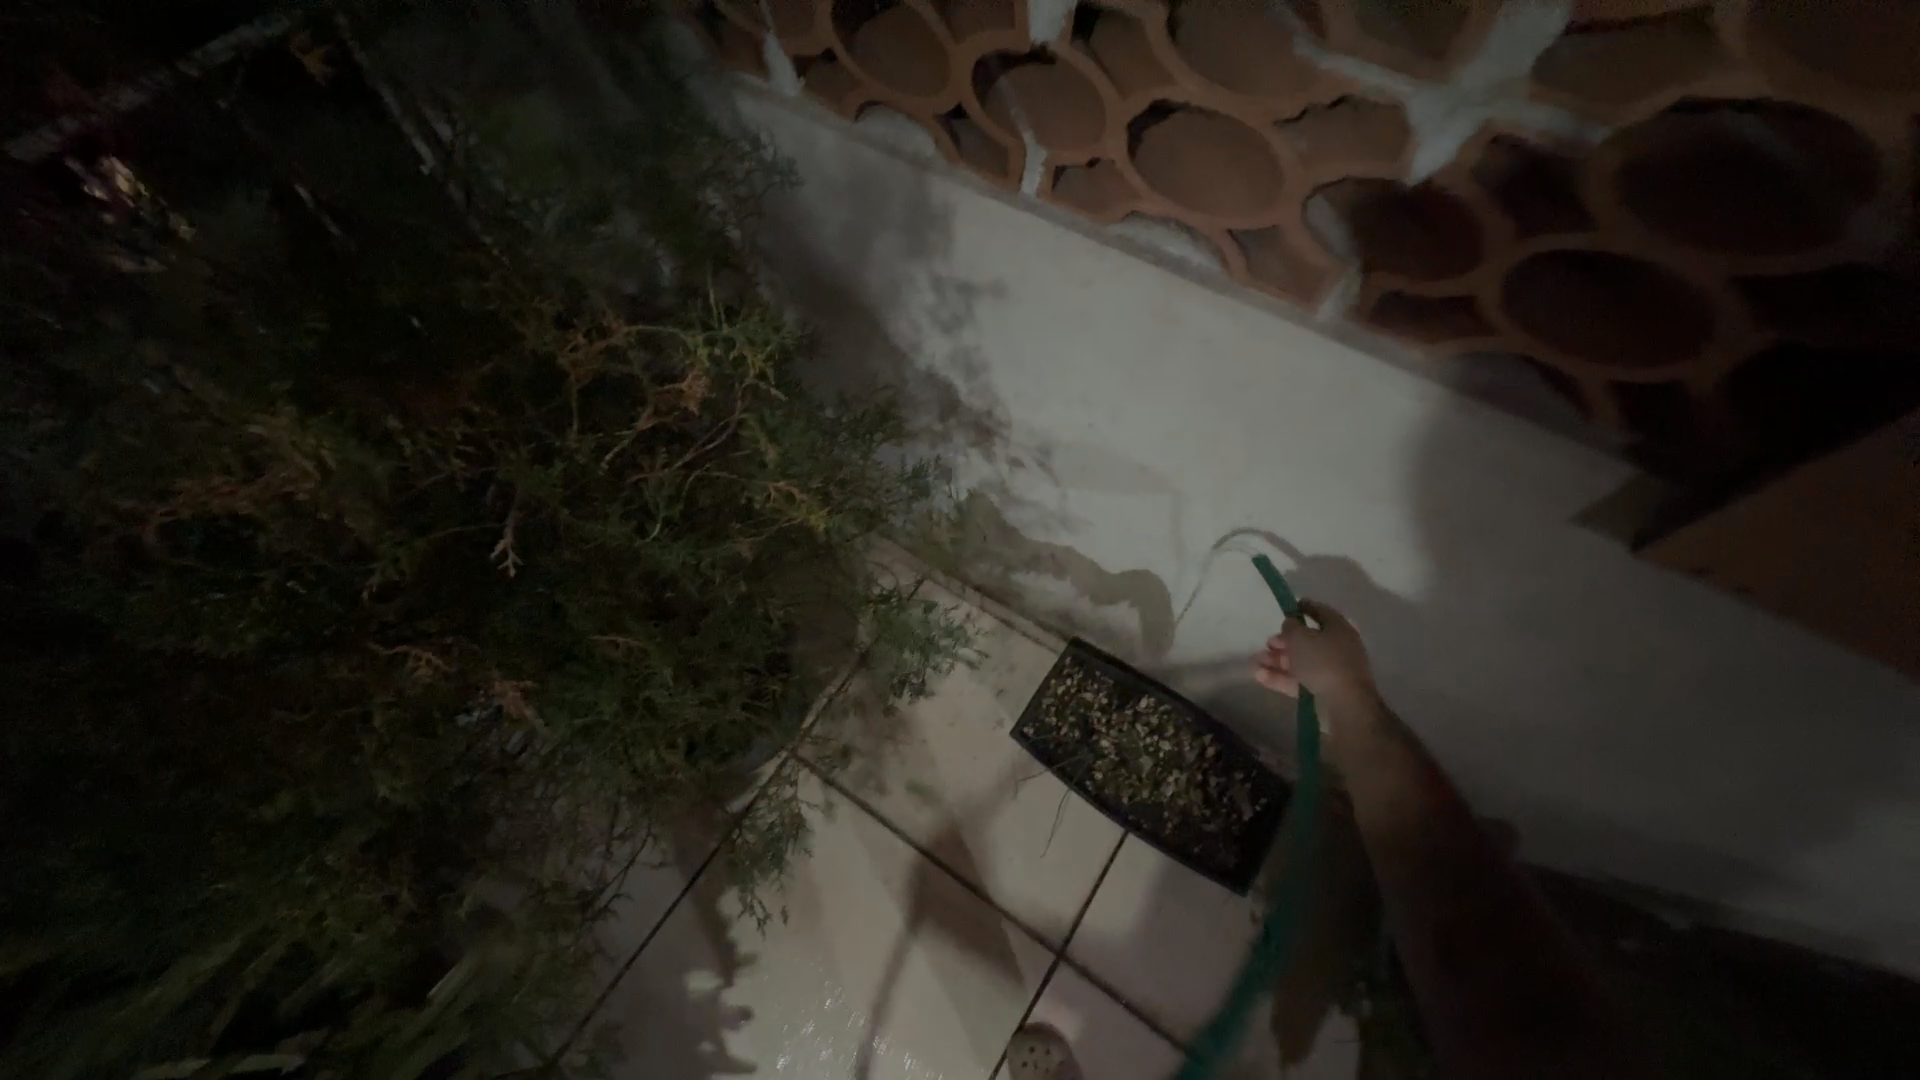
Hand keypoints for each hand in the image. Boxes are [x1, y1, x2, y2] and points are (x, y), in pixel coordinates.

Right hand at [1252, 599, 1376, 706]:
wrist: (1344, 703)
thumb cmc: (1322, 662)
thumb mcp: (1301, 637)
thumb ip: (1291, 627)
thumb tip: (1290, 623)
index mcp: (1338, 629)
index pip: (1321, 612)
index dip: (1304, 607)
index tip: (1288, 606)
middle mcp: (1337, 648)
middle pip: (1308, 640)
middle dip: (1284, 641)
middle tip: (1267, 642)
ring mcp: (1330, 671)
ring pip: (1300, 661)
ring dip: (1277, 660)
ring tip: (1256, 661)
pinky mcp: (1323, 691)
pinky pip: (1299, 680)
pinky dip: (1280, 677)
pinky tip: (1259, 676)